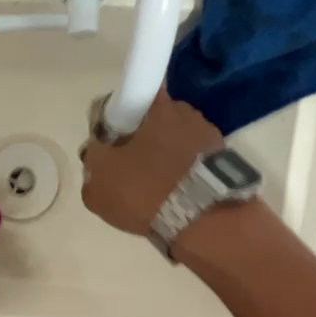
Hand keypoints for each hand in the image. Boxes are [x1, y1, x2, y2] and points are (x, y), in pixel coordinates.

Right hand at [81, 95, 225, 237]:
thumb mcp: (100, 182)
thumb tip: (95, 153)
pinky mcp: (223, 159)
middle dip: (144, 138)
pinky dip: (184, 172)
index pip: (134, 97)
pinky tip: (175, 194)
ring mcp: (208, 135)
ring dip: (167, 156)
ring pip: (177, 141)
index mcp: (157, 107)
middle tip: (133, 168)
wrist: (200, 219)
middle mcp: (186, 112)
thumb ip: (92, 161)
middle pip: (156, 121)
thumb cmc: (144, 191)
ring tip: (158, 187)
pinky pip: (194, 160)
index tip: (114, 142)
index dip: (120, 118)